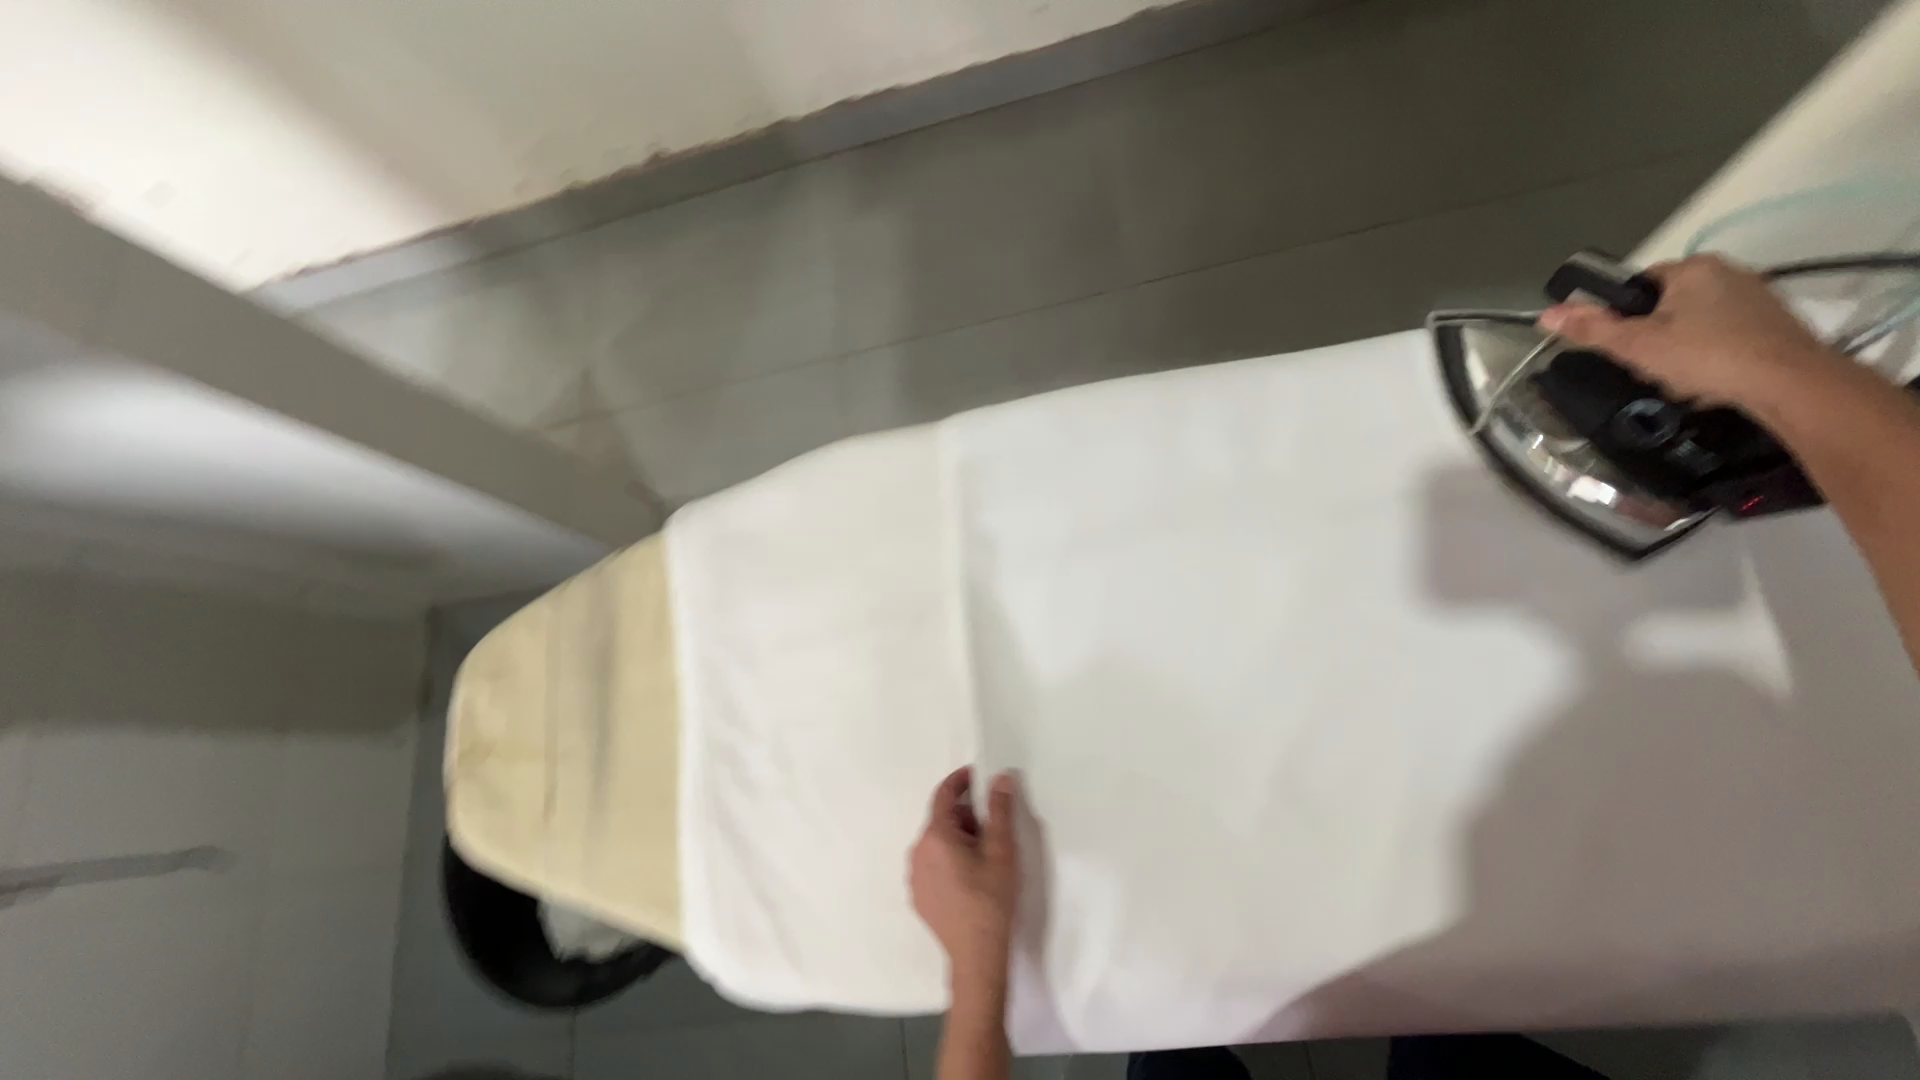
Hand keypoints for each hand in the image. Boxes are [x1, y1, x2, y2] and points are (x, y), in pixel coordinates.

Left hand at [909, 767, 1019, 990]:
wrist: (977, 957)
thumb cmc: (991, 899)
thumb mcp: (1002, 851)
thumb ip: (1000, 810)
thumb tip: (999, 778)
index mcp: (935, 836)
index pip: (943, 794)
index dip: (961, 781)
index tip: (979, 775)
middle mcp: (917, 852)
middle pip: (942, 820)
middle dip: (967, 816)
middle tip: (995, 828)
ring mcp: (914, 877)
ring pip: (938, 844)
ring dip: (959, 839)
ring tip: (986, 857)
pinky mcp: (919, 897)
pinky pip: (933, 865)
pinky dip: (950, 861)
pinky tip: (972, 879)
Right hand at [1538, 254, 1843, 408]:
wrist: (1788, 381)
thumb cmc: (1705, 356)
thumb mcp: (1635, 346)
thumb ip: (1591, 329)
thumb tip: (1545, 315)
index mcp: (1693, 268)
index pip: (1638, 285)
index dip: (1623, 316)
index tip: (1624, 345)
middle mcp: (1729, 271)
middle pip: (1666, 306)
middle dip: (1653, 337)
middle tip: (1649, 367)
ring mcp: (1756, 295)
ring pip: (1694, 323)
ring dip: (1679, 350)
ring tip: (1681, 379)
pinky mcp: (1774, 321)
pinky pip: (1724, 335)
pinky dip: (1710, 356)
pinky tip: (1710, 379)